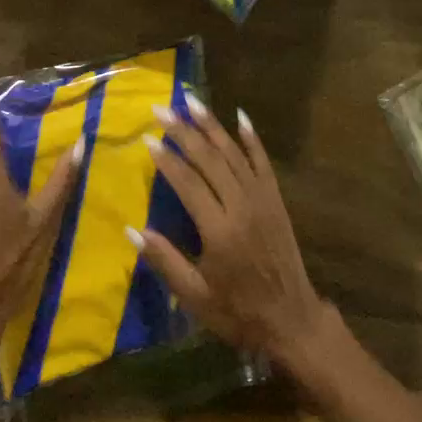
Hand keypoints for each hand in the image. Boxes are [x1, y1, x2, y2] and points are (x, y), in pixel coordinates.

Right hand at [132, 97, 329, 362]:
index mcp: (220, 230)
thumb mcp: (195, 296)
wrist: (290, 318)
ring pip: (235, 153)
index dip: (167, 159)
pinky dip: (251, 139)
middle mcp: (242, 206)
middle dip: (184, 132)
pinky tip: (240, 118)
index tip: (148, 138)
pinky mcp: (276, 200)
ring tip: (192, 102)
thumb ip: (165, 260)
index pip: (188, 183)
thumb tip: (131, 230)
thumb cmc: (237, 312)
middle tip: (162, 108)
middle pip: (210, 159)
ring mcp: (263, 199)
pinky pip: (263, 162)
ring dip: (213, 126)